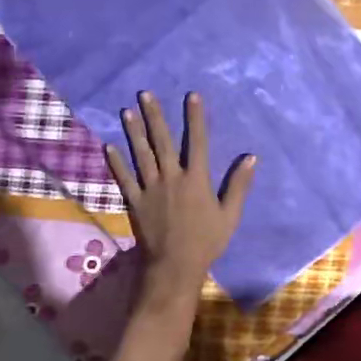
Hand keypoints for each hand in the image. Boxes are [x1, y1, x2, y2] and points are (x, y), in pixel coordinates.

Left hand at [105, 91, 255, 294]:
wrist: (175, 266)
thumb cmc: (207, 241)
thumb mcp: (230, 215)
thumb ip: (238, 185)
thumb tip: (251, 158)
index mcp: (197, 179)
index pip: (198, 141)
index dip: (195, 117)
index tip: (192, 96)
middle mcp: (172, 177)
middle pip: (163, 141)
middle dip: (154, 116)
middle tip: (145, 94)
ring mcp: (150, 188)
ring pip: (141, 154)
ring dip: (134, 132)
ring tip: (127, 111)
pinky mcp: (135, 201)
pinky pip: (124, 178)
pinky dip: (117, 162)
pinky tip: (109, 146)